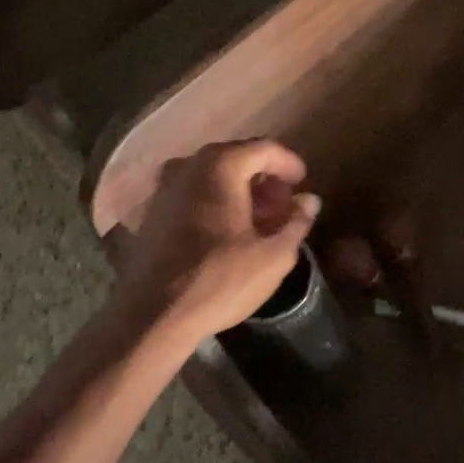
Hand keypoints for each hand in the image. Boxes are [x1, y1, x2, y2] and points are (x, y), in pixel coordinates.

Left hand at [118, 140, 321, 344]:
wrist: (153, 314)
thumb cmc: (219, 279)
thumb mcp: (273, 255)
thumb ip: (296, 221)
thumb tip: (309, 200)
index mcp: (221, 165)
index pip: (265, 148)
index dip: (289, 163)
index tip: (303, 184)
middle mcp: (189, 164)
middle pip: (237, 157)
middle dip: (265, 178)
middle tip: (284, 206)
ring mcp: (166, 185)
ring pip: (214, 175)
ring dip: (241, 190)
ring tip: (260, 220)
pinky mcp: (154, 209)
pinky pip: (194, 191)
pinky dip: (217, 200)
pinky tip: (230, 229)